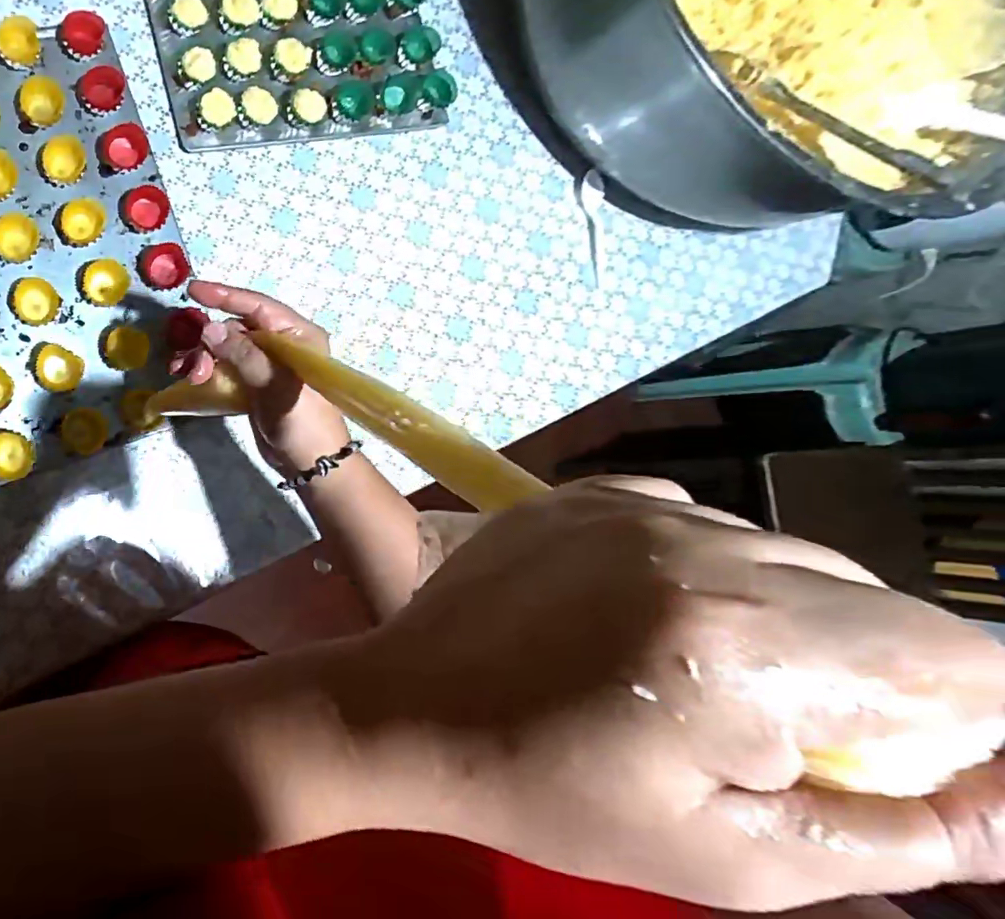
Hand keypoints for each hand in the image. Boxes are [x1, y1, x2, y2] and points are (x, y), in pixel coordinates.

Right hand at [175, 281, 351, 474]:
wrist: (311, 464)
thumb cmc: (302, 422)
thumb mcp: (274, 385)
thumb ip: (242, 354)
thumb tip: (208, 328)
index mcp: (296, 335)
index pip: (256, 305)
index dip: (224, 295)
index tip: (192, 290)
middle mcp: (281, 344)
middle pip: (235, 327)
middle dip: (207, 340)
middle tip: (191, 366)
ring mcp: (266, 364)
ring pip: (224, 347)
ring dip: (202, 357)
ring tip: (189, 376)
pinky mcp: (253, 382)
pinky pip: (224, 365)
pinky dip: (206, 368)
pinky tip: (190, 378)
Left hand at [375, 476, 1004, 911]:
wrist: (407, 710)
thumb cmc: (550, 792)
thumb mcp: (740, 855)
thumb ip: (914, 833)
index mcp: (741, 639)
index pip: (959, 657)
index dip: (958, 722)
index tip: (880, 758)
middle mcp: (686, 548)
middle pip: (864, 597)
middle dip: (861, 667)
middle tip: (765, 722)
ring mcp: (615, 511)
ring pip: (773, 551)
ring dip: (771, 608)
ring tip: (689, 666)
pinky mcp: (565, 500)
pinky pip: (684, 516)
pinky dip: (694, 561)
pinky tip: (641, 608)